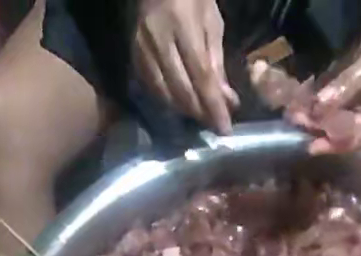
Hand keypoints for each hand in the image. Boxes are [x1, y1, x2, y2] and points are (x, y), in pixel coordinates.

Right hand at [134, 0, 236, 133]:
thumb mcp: (211, 21)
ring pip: (165, 95)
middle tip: (214, 123)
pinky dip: (168, 102)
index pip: (201, 77)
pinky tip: (180, 104)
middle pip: (181, 91)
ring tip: (200, 114)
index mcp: (183, 26)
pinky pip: (153, 90)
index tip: (224, 129)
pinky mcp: (134, 58)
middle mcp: (159, 41)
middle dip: (200, 112)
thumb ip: (217, 61)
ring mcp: (143, 51)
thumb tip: (226, 100)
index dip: (213, 106)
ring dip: (184, 110)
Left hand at [298, 0, 360, 151]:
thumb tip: (318, 107)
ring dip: (314, 119)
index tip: (310, 145)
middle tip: (295, 122)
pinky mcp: (358, 98)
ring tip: (292, 113)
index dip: (334, 144)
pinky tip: (301, 103)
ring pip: (337, 122)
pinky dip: (319, 107)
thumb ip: (347, 85)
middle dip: (319, 129)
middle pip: (346, 133)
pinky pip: (335, 108)